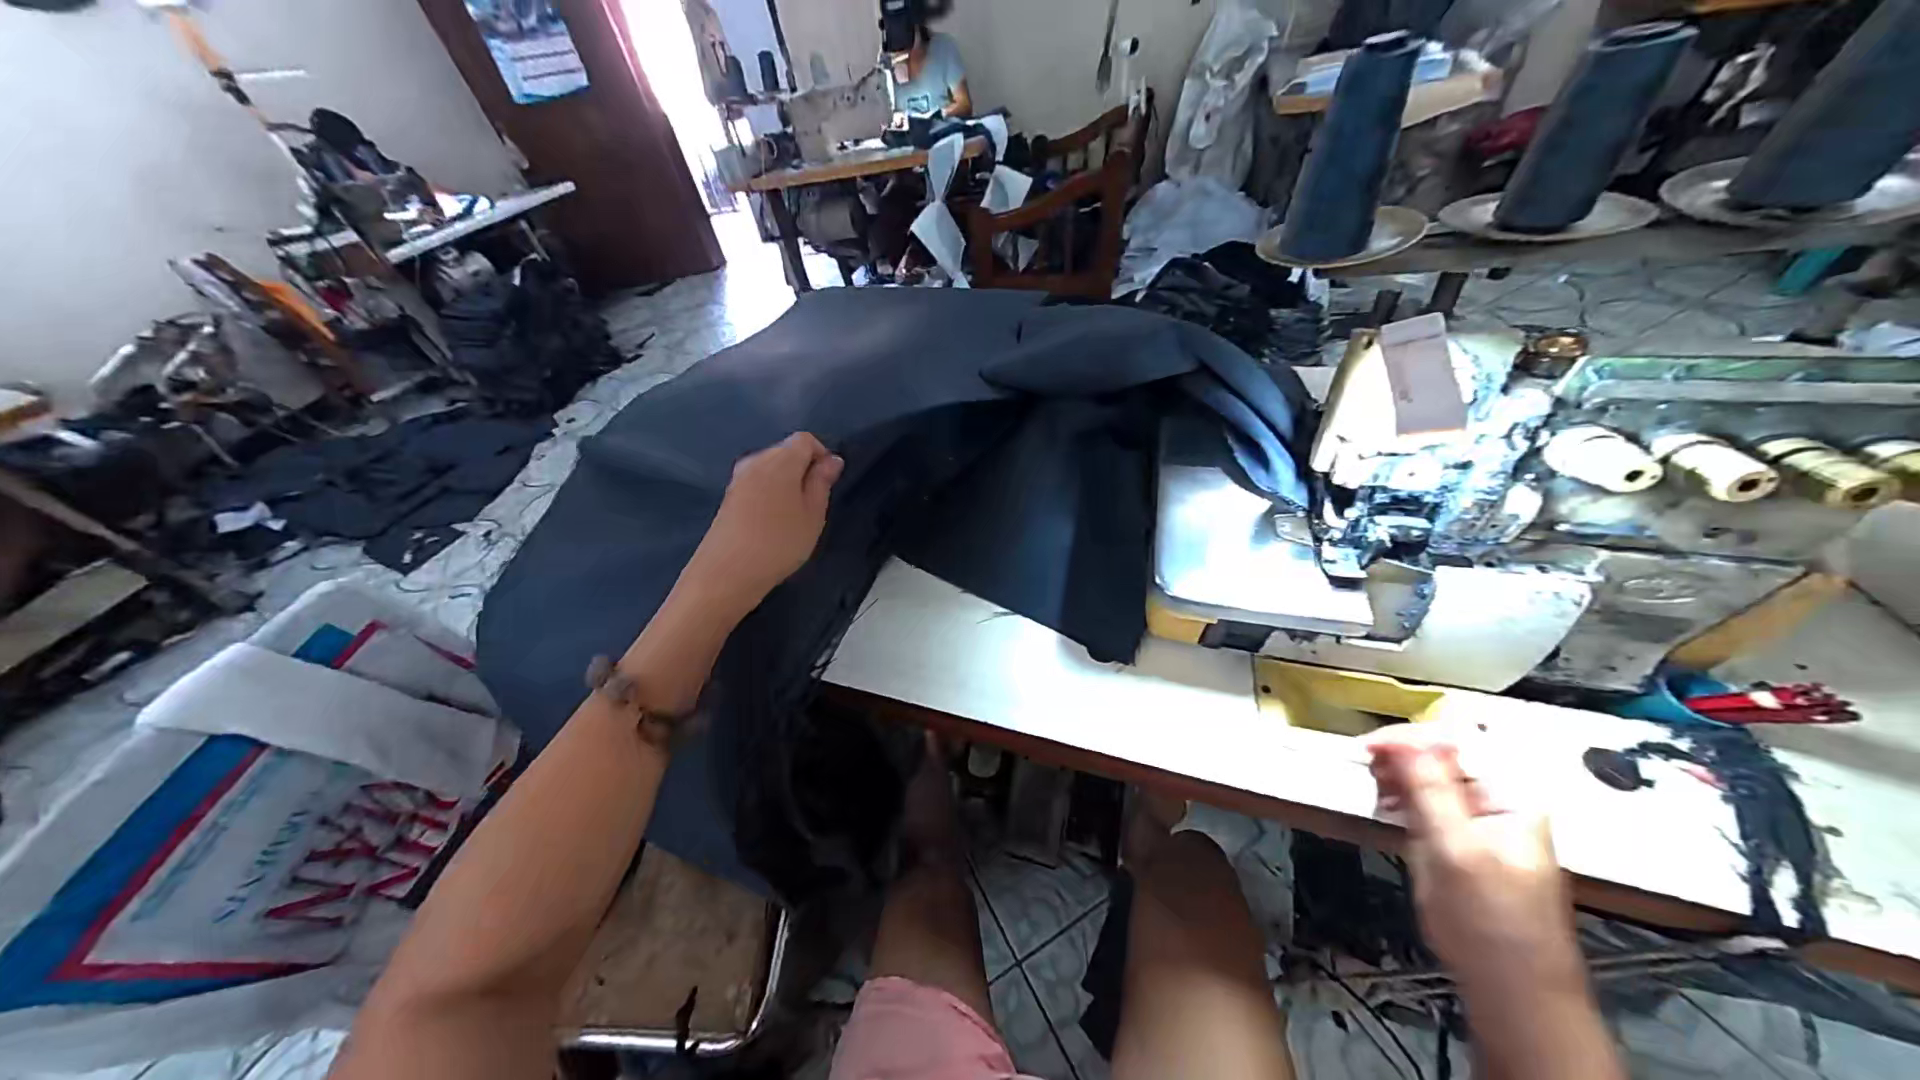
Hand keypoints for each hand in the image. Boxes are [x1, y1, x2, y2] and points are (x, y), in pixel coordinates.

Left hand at [685, 432, 843, 613]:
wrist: (727, 572)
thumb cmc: (780, 542)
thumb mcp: (813, 514)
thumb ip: (822, 482)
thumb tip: (831, 459)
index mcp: (780, 459)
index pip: (805, 439)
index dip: (822, 455)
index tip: (828, 483)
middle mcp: (756, 460)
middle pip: (786, 450)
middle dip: (804, 468)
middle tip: (814, 503)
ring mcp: (738, 478)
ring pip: (771, 468)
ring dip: (787, 483)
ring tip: (794, 516)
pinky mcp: (729, 496)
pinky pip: (757, 483)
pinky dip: (770, 494)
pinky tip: (773, 522)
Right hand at [1366, 724, 1585, 1001]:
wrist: (1513, 989)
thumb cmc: (1491, 923)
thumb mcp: (1455, 850)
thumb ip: (1430, 790)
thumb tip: (1407, 740)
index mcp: (1511, 798)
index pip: (1456, 742)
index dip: (1409, 738)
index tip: (1368, 748)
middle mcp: (1498, 802)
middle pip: (1442, 756)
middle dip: (1400, 756)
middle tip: (1365, 767)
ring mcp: (1479, 822)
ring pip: (1430, 778)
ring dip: (1397, 777)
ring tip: (1373, 787)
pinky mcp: (1461, 840)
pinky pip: (1427, 803)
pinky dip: (1402, 799)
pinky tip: (1387, 806)